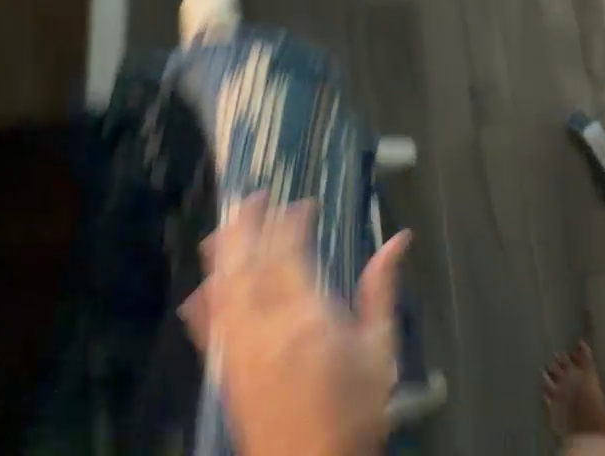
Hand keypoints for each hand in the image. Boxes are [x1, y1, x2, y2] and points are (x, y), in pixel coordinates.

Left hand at [182, 195, 409, 455]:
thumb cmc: (355, 407)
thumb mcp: (380, 345)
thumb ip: (381, 288)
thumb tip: (398, 239)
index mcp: (308, 316)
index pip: (290, 254)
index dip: (292, 222)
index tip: (303, 203)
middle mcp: (266, 327)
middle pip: (246, 264)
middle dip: (246, 226)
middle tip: (253, 197)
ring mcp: (239, 348)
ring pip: (222, 288)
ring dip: (223, 253)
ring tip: (228, 224)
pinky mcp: (227, 368)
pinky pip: (209, 324)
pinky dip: (207, 297)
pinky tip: (205, 284)